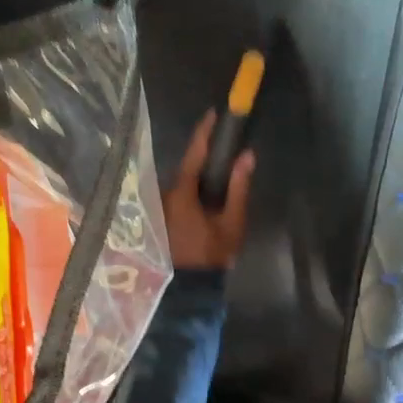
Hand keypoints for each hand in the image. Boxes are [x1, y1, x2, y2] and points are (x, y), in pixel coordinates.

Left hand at [163, 111, 255, 270]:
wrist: (185, 289)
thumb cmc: (210, 255)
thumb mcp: (232, 223)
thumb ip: (239, 187)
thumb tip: (247, 155)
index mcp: (182, 193)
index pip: (194, 154)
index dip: (204, 132)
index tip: (212, 113)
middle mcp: (163, 195)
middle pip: (186, 170)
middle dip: (203, 162)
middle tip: (223, 156)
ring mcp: (157, 208)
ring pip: (180, 186)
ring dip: (196, 182)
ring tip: (215, 186)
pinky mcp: (156, 220)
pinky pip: (174, 198)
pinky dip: (188, 195)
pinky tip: (201, 204)